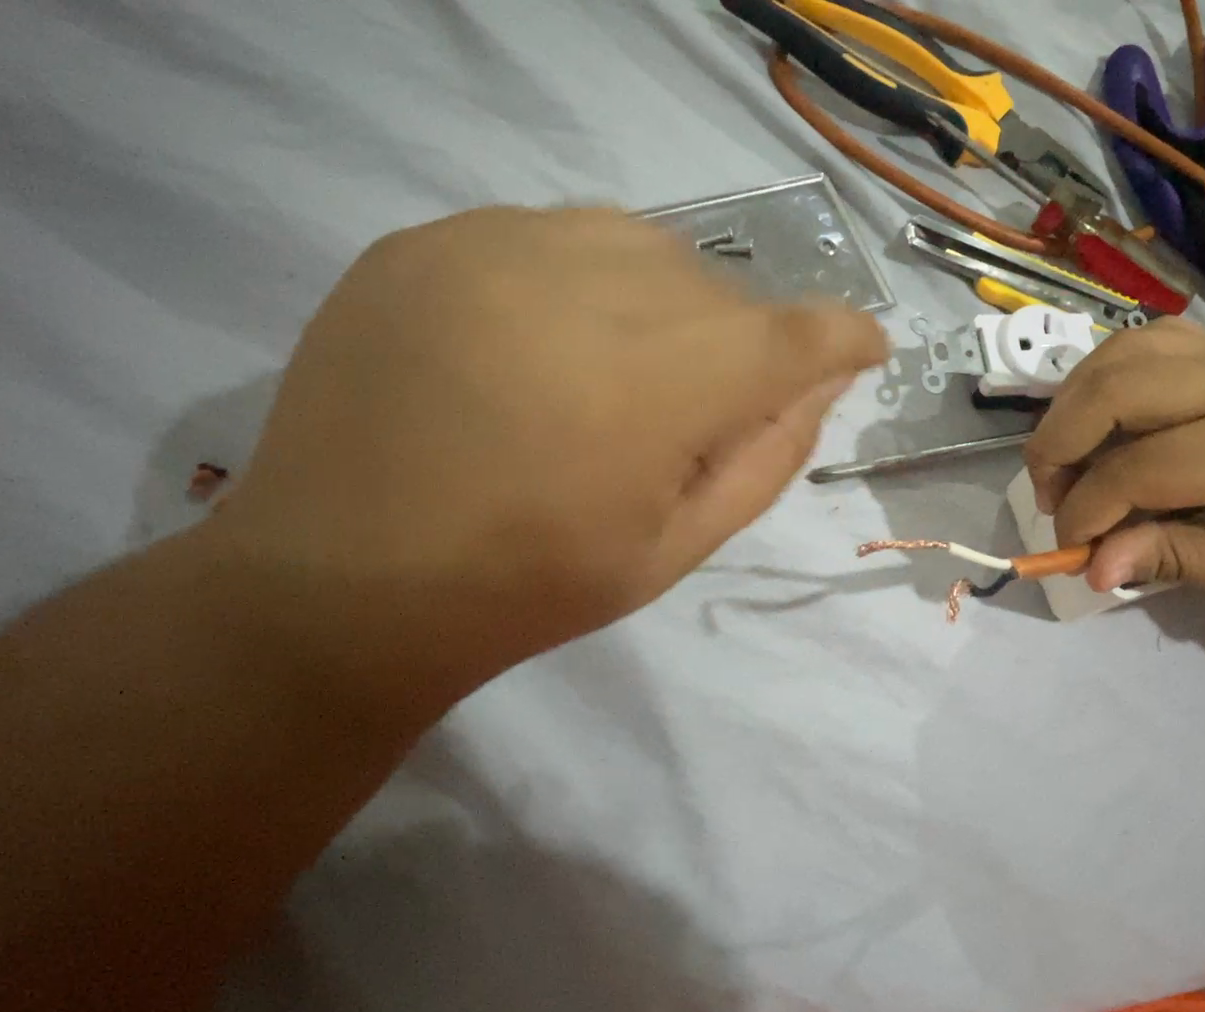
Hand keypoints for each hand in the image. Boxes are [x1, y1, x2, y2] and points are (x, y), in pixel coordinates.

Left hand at [204, 206, 884, 697]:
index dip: (842, 336)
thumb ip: (768, 457)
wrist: (339, 584)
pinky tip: (553, 338)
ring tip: (631, 363)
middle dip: (744, 341)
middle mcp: (579, 292)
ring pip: (645, 243)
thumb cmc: (530, 587)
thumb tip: (824, 380)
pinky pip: (556, 231)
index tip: (864, 347)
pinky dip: (587, 277)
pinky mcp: (426, 241)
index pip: (788, 335)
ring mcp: (491, 252)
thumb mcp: (679, 548)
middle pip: (721, 288)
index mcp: (648, 390)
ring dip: (670, 299)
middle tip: (710, 402)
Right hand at [1024, 318, 1204, 601]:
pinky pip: (1153, 340)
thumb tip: (1092, 564)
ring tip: (1067, 457)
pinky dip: (1109, 371)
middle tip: (1051, 498)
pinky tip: (1103, 412)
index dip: (1086, 511)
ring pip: (1126, 351)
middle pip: (1117, 388)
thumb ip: (1178, 558)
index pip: (1137, 467)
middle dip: (1060, 444)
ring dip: (1075, 400)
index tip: (1072, 553)